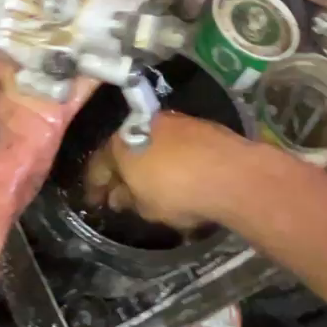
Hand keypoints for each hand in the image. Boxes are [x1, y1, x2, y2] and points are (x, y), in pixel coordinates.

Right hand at [82, 112, 254, 229]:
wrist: (231, 172)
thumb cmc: (179, 192)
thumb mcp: (148, 208)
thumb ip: (129, 200)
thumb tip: (118, 196)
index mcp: (120, 144)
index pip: (98, 166)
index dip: (95, 187)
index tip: (96, 202)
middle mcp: (140, 123)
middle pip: (123, 148)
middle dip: (122, 170)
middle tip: (123, 192)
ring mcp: (170, 119)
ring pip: (149, 141)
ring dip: (147, 160)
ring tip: (152, 181)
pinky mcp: (196, 122)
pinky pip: (174, 141)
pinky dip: (170, 155)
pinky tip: (178, 170)